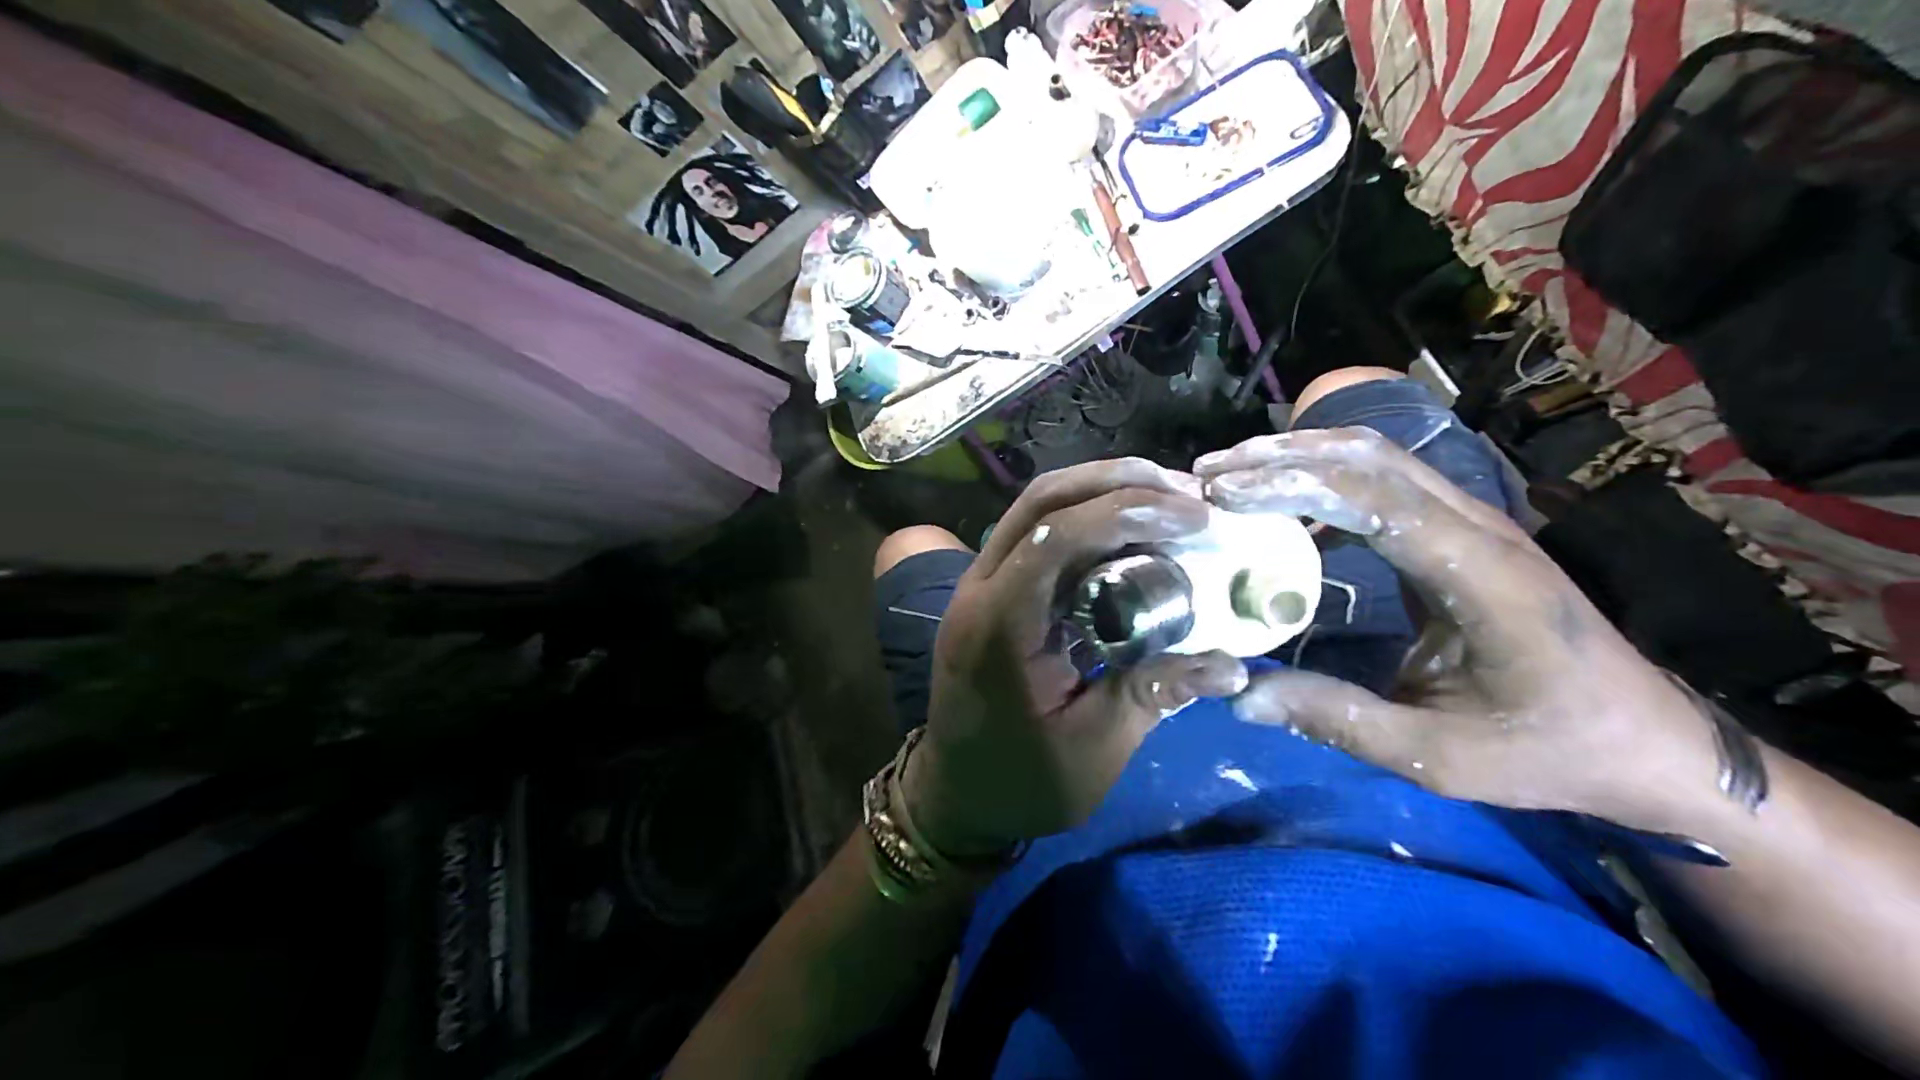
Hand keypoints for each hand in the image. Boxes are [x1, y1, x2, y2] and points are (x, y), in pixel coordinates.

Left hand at [903, 459, 1248, 857]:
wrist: (954, 796)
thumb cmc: (1020, 780)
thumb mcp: (1093, 749)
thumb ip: (1152, 694)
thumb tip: (1232, 666)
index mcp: (997, 625)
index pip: (1055, 536)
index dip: (1127, 512)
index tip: (1195, 516)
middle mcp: (979, 589)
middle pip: (1039, 501)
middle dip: (1114, 481)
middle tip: (1185, 490)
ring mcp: (978, 586)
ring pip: (1034, 509)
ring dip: (1099, 493)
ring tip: (1165, 500)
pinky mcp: (991, 593)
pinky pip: (1035, 536)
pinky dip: (1084, 522)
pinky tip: (1130, 534)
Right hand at [1194, 428, 1723, 833]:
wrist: (1647, 740)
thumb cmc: (1551, 750)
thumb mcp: (1441, 757)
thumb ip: (1339, 720)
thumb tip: (1240, 696)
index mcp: (1481, 576)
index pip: (1376, 498)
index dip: (1293, 486)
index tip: (1221, 493)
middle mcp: (1480, 529)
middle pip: (1372, 456)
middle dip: (1282, 457)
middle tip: (1208, 474)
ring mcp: (1475, 523)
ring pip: (1377, 456)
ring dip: (1299, 456)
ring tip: (1230, 474)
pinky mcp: (1461, 532)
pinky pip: (1384, 481)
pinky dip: (1322, 477)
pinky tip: (1279, 502)